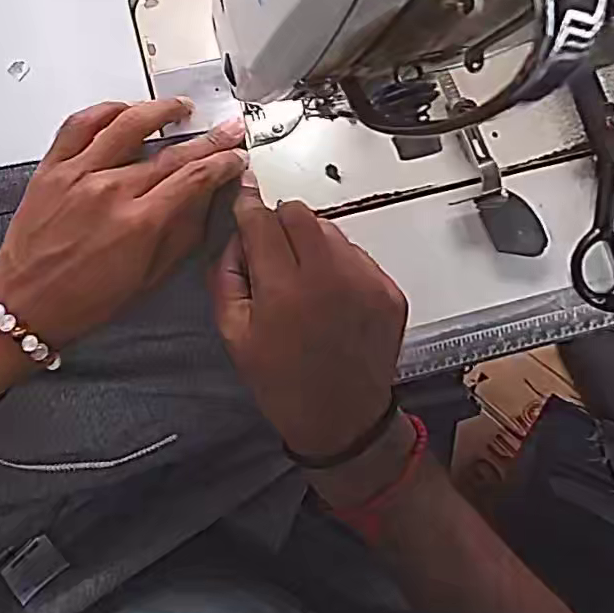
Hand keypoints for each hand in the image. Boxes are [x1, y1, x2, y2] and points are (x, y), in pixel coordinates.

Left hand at [0, 98, 246, 390]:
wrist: (26, 303)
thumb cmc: (82, 300)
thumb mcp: (148, 278)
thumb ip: (181, 235)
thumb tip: (205, 200)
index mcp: (138, 224)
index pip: (194, 177)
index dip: (222, 162)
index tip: (234, 157)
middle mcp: (109, 192)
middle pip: (170, 152)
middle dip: (208, 139)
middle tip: (226, 130)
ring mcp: (78, 175)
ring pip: (127, 123)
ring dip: (160, 110)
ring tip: (178, 108)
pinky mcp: (52, 168)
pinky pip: (79, 124)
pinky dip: (105, 110)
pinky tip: (123, 110)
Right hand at [209, 173, 408, 465]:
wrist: (342, 419)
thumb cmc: (284, 383)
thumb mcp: (233, 333)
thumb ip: (226, 275)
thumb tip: (236, 237)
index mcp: (283, 290)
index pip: (261, 221)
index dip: (248, 204)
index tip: (244, 193)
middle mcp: (328, 278)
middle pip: (298, 213)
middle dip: (278, 222)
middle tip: (272, 250)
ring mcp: (364, 282)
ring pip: (329, 227)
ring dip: (309, 239)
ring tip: (302, 278)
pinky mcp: (387, 290)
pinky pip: (355, 251)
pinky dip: (337, 260)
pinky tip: (328, 291)